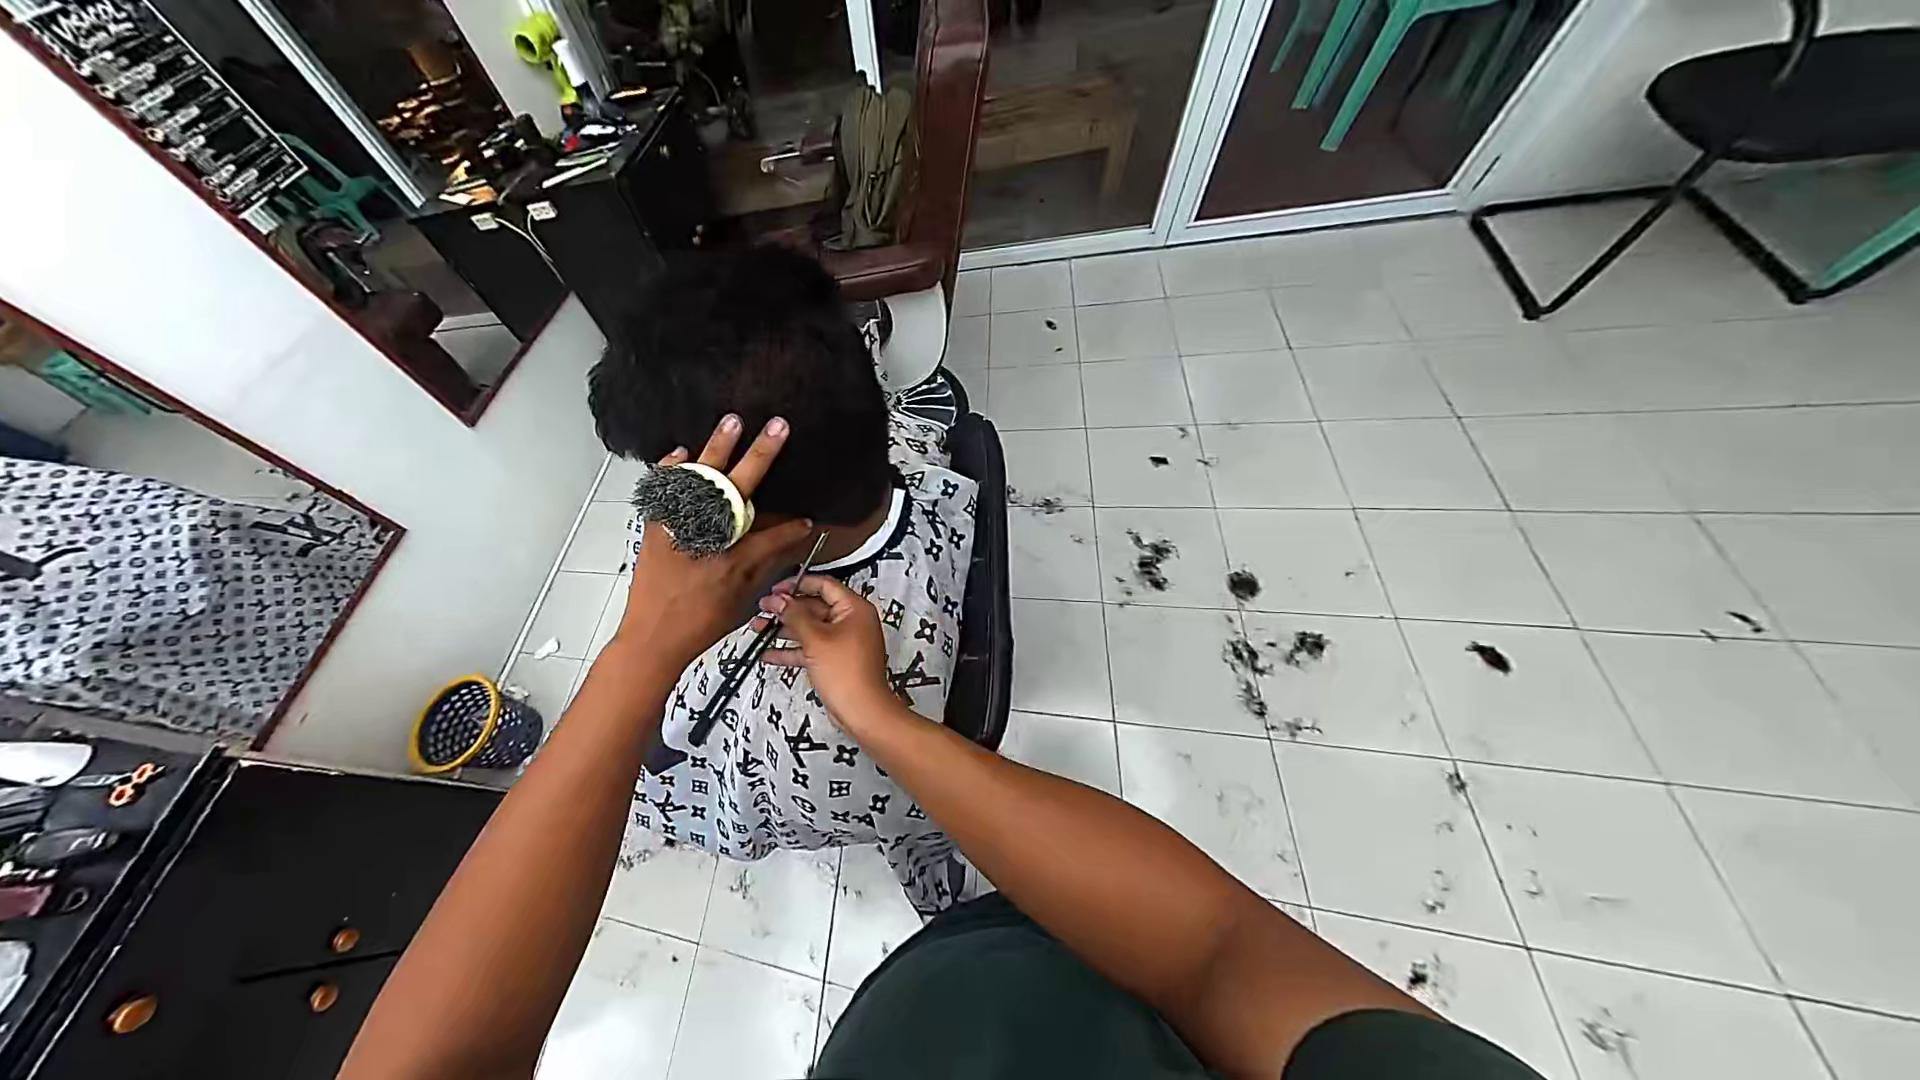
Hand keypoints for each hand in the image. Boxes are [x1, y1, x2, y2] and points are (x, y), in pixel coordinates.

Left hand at [613, 415, 813, 671]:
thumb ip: (763, 563)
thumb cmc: (698, 623)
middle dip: (761, 454)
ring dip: (716, 448)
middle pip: (737, 486)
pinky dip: (672, 471)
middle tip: (777, 427)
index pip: (770, 531)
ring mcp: (676, 527)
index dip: (791, 527)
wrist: (652, 638)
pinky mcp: (655, 529)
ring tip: (731, 422)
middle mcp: (703, 533)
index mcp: (730, 554)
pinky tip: (681, 452)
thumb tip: (787, 539)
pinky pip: (663, 492)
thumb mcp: (739, 597)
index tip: (805, 520)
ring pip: (699, 479)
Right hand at [756, 574, 900, 732]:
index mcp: (854, 608)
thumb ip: (794, 616)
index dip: (798, 584)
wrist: (861, 710)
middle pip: (814, 607)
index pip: (824, 585)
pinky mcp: (836, 659)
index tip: (777, 588)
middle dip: (787, 609)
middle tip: (763, 610)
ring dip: (784, 629)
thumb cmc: (848, 673)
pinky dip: (792, 650)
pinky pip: (811, 648)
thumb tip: (779, 599)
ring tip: (759, 629)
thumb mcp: (815, 639)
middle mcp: (852, 621)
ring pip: (810, 628)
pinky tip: (770, 654)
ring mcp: (844, 641)